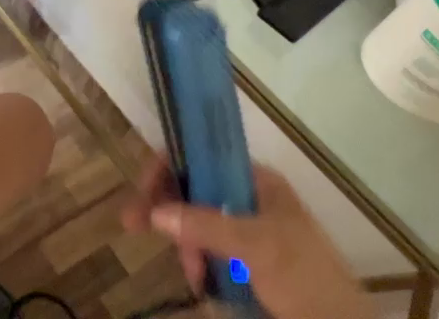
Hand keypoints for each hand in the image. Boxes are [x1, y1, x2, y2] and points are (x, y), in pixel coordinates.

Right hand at [121, 156, 372, 318]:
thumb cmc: (305, 279)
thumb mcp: (256, 248)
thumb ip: (205, 225)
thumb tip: (154, 212)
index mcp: (257, 181)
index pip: (200, 157)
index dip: (167, 169)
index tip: (143, 193)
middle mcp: (250, 198)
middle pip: (192, 189)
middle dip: (168, 212)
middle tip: (133, 227)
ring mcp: (250, 230)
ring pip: (197, 222)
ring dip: (185, 245)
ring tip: (192, 275)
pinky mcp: (248, 260)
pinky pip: (209, 249)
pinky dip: (198, 262)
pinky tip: (199, 280)